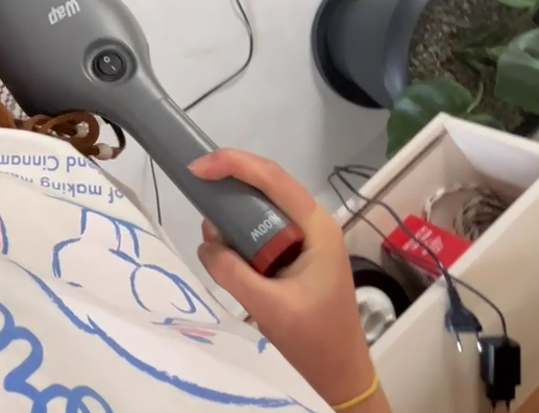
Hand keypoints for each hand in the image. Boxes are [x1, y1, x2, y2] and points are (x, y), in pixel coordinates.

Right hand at [190, 149, 380, 408]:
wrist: (342, 375)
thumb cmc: (314, 340)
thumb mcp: (269, 307)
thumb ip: (231, 271)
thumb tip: (206, 242)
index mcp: (317, 227)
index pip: (272, 177)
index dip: (233, 164)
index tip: (197, 168)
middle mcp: (313, 221)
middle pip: (267, 179)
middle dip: (230, 174)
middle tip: (195, 178)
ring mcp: (306, 234)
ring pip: (263, 198)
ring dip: (233, 202)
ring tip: (211, 223)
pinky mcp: (296, 248)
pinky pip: (262, 221)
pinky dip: (239, 222)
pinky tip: (224, 241)